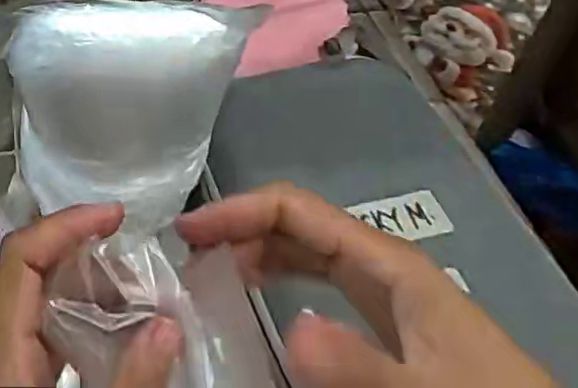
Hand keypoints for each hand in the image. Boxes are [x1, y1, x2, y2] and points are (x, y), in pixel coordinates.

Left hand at [0, 202, 183, 387]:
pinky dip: (85, 322)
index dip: (65, 223)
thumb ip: (129, 382)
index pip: (20, 255)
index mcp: (1, 353)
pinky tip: (120, 335)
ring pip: (42, 305)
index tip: (113, 214)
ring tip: (139, 296)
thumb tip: (170, 324)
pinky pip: (48, 333)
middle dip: (87, 254)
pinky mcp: (17, 384)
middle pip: (33, 273)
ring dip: (90, 289)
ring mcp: (5, 368)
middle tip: (137, 259)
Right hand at [176, 183, 554, 387]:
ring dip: (256, 251)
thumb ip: (362, 368)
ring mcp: (385, 294)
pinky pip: (320, 285)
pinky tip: (263, 303)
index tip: (188, 232)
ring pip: (305, 252)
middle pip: (294, 223)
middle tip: (189, 254)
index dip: (237, 210)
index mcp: (385, 262)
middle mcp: (379, 265)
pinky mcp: (390, 326)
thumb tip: (289, 329)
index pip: (294, 209)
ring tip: (212, 273)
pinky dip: (281, 280)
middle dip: (239, 226)